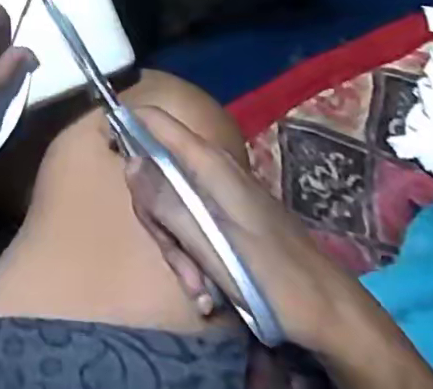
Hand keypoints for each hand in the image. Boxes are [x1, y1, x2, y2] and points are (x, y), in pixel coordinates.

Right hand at [122, 106, 362, 351]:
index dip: (126, 123)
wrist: (329, 311)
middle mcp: (211, 169)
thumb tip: (129, 161)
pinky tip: (207, 291)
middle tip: (172, 255)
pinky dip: (192, 257)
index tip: (103, 145)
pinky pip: (191, 225)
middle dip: (156, 217)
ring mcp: (220, 193)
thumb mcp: (210, 245)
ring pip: (171, 205)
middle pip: (156, 172)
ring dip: (176, 248)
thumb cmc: (272, 277)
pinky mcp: (227, 217)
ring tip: (199, 288)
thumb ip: (166, 202)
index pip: (156, 120)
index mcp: (208, 163)